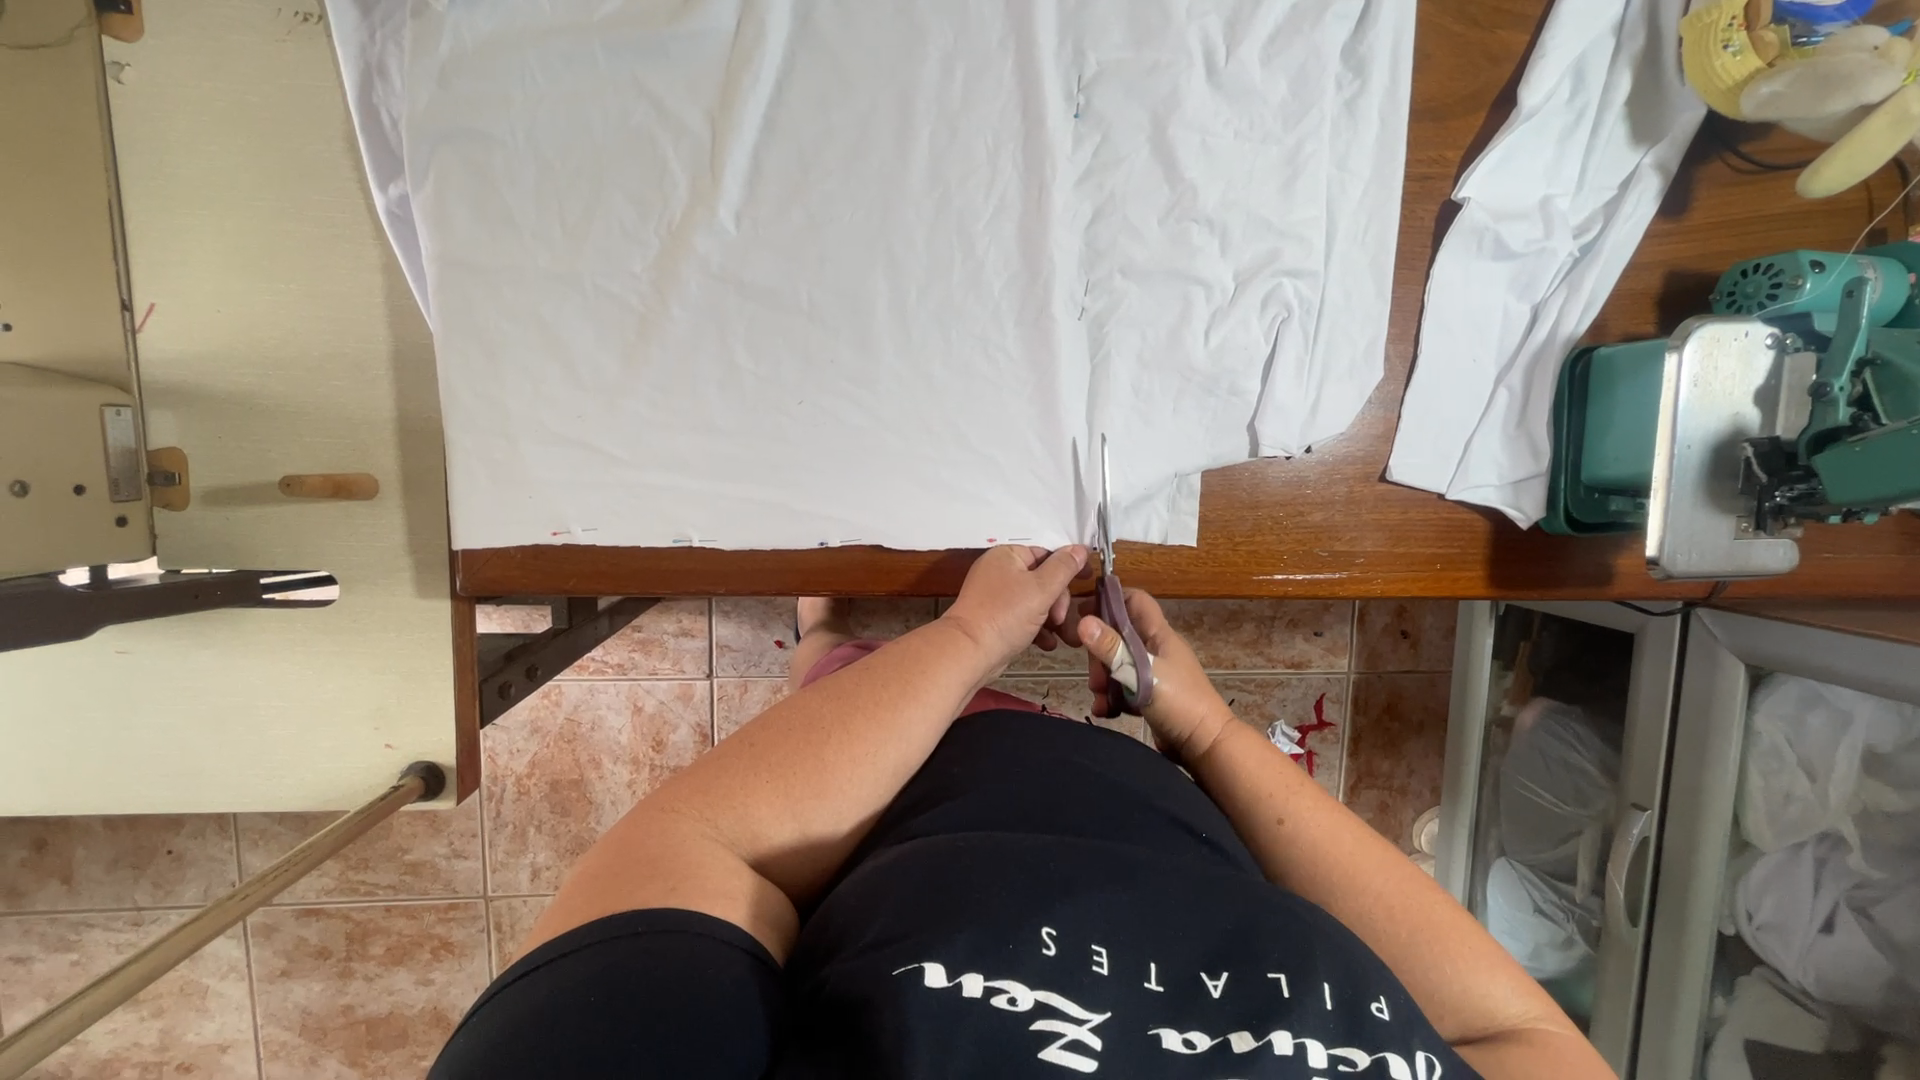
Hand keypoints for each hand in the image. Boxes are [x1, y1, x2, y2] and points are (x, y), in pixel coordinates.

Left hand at [942, 545, 1089, 673]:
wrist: (970, 652)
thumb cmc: (1002, 616)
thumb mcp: (1042, 588)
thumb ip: (1064, 567)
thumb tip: (1079, 550)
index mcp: (1007, 555)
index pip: (1046, 554)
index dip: (1068, 567)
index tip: (1085, 579)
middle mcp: (999, 571)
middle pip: (1042, 579)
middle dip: (1057, 600)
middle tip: (1060, 616)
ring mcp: (996, 595)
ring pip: (1035, 600)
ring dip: (1050, 617)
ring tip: (1057, 632)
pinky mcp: (995, 617)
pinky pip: (1023, 617)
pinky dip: (1036, 628)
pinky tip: (1045, 642)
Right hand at [1064, 588, 1234, 762]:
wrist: (1205, 745)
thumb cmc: (1179, 702)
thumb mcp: (1141, 672)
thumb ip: (1112, 648)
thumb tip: (1083, 622)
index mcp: (1159, 635)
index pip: (1135, 600)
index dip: (1110, 598)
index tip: (1083, 611)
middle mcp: (1156, 650)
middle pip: (1119, 636)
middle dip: (1100, 651)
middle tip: (1095, 673)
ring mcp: (1154, 674)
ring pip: (1118, 664)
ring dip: (1104, 678)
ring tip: (1100, 694)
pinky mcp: (1150, 697)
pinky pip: (1123, 689)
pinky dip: (1112, 698)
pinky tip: (1104, 709)